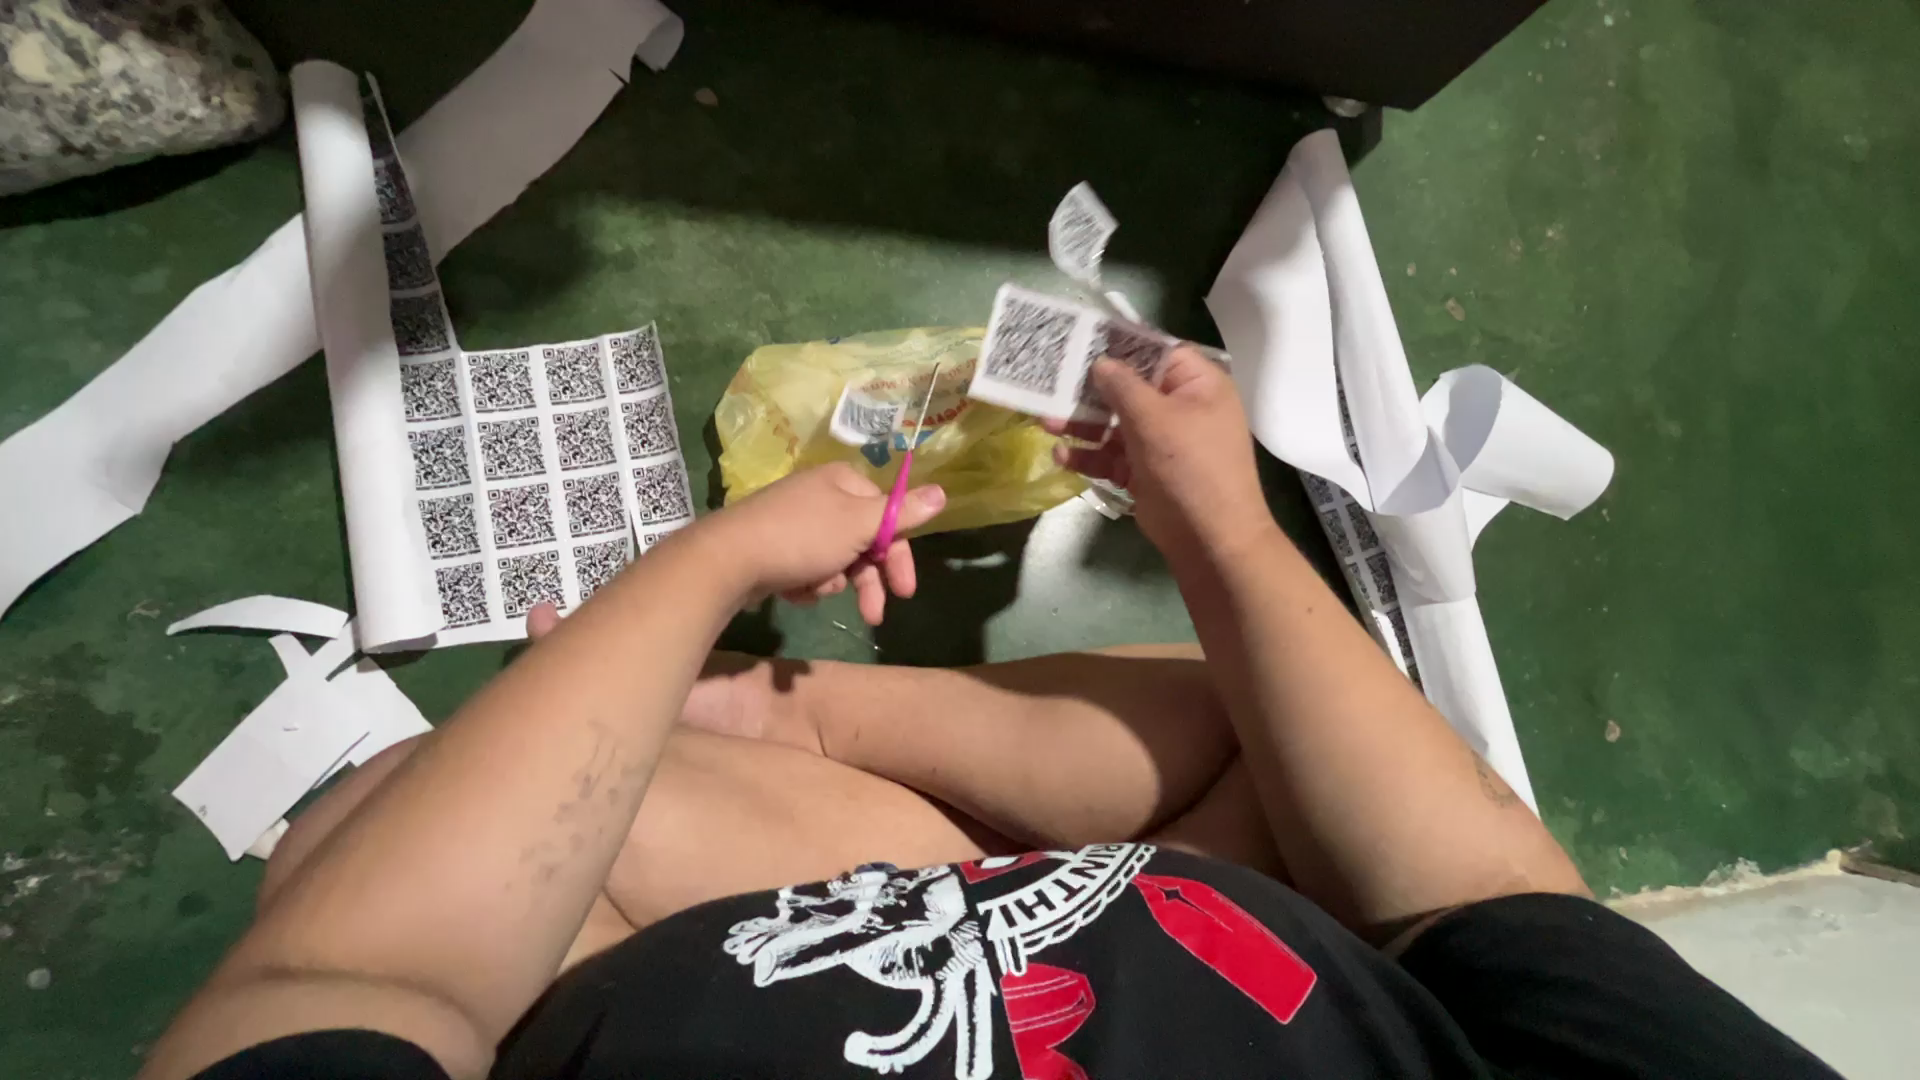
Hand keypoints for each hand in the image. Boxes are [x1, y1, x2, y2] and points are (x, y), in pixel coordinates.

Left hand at [696, 462, 945, 624]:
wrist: (728, 559)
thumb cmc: (802, 537)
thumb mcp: (860, 524)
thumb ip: (902, 513)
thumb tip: (944, 492)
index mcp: (844, 482)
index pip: (888, 517)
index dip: (898, 556)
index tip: (904, 592)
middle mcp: (821, 495)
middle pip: (863, 542)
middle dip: (865, 580)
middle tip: (872, 616)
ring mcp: (795, 520)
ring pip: (836, 559)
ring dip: (832, 581)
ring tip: (814, 590)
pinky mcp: (775, 545)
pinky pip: (807, 567)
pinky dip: (806, 583)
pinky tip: (792, 590)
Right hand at [1048, 347, 1276, 566]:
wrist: (1209, 537)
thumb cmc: (1190, 466)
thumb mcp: (1156, 418)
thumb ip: (1123, 386)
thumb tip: (1100, 363)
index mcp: (1196, 384)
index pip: (1155, 353)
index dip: (1119, 347)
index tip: (1080, 342)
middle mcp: (1180, 408)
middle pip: (1128, 390)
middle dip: (1090, 392)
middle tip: (1051, 386)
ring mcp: (1161, 442)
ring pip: (1114, 425)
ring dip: (1082, 425)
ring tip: (1047, 424)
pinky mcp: (1143, 471)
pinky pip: (1111, 456)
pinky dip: (1089, 455)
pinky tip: (1062, 456)